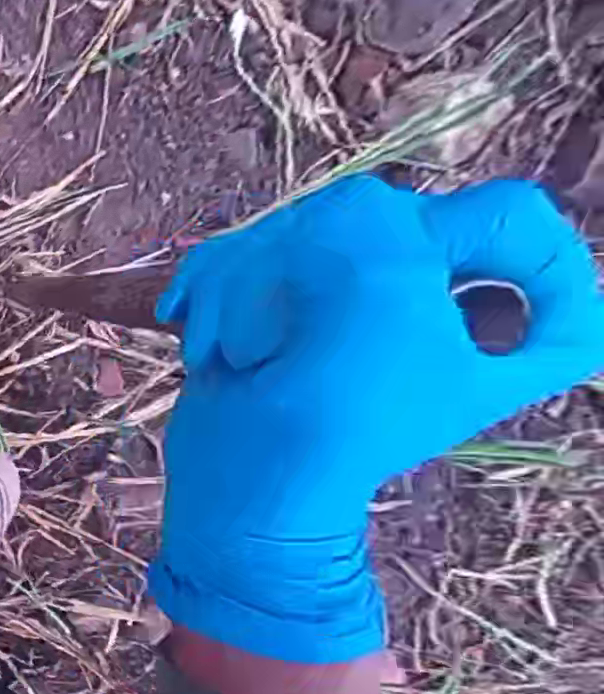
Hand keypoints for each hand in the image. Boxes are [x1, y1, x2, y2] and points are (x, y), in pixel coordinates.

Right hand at [152, 176, 603, 662]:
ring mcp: (340, 307)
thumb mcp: (372, 310)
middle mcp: (430, 297)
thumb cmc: (325, 419)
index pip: (498, 216)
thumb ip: (365, 231)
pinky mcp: (269, 316)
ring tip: (221, 348)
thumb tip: (324, 211)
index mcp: (514, 308)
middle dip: (295, 275)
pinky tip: (180, 319)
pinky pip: (236, 265)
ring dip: (235, 292)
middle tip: (263, 336)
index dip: (433, 243)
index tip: (363, 303)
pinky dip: (202, 290)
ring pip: (285, 242)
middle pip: (362, 223)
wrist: (239, 482)